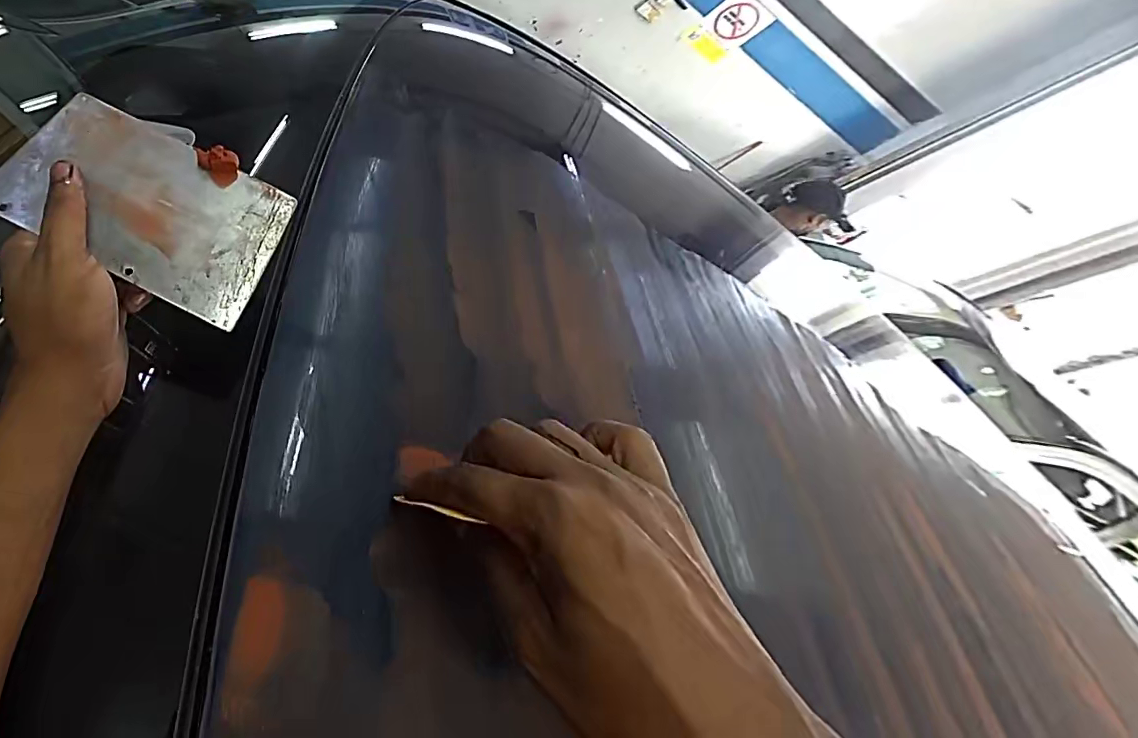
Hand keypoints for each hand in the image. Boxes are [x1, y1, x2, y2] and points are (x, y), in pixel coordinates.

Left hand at [0, 160, 146, 426]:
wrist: (79, 384)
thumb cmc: (64, 325)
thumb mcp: (66, 259)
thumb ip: (66, 213)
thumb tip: (64, 170)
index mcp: (30, 248)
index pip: (57, 204)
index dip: (86, 191)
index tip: (115, 182)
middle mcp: (50, 264)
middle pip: (90, 228)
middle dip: (118, 230)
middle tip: (143, 222)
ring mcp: (76, 285)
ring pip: (112, 255)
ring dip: (131, 262)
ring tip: (140, 271)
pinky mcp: (98, 304)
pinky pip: (123, 282)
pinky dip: (134, 287)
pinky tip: (137, 297)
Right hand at [405, 420, 831, 737]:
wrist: (728, 722)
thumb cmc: (624, 693)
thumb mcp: (538, 644)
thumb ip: (496, 569)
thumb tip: (467, 526)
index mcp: (554, 517)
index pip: (473, 484)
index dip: (432, 484)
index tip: (409, 488)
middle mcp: (590, 481)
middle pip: (506, 436)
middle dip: (470, 458)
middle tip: (458, 495)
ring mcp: (632, 480)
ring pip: (554, 429)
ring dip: (521, 451)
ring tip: (511, 488)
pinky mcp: (665, 492)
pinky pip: (619, 436)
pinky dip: (587, 441)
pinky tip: (579, 469)